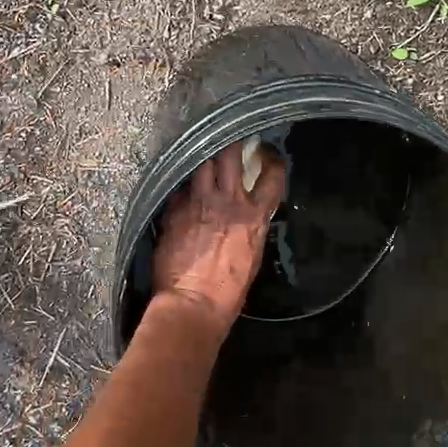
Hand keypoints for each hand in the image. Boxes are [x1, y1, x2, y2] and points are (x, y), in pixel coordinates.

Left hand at [152, 141, 287, 330]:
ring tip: (202, 155)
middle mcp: (228, 201)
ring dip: (204, 158)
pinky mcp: (174, 210)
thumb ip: (250, 226)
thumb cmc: (228, 290)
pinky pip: (179, 187)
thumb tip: (246, 215)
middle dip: (232, 144)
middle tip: (230, 141)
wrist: (192, 305)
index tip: (269, 157)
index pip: (272, 177)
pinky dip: (182, 185)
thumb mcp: (252, 253)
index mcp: (254, 216)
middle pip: (231, 155)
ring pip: (202, 163)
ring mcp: (198, 202)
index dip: (273, 162)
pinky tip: (180, 186)